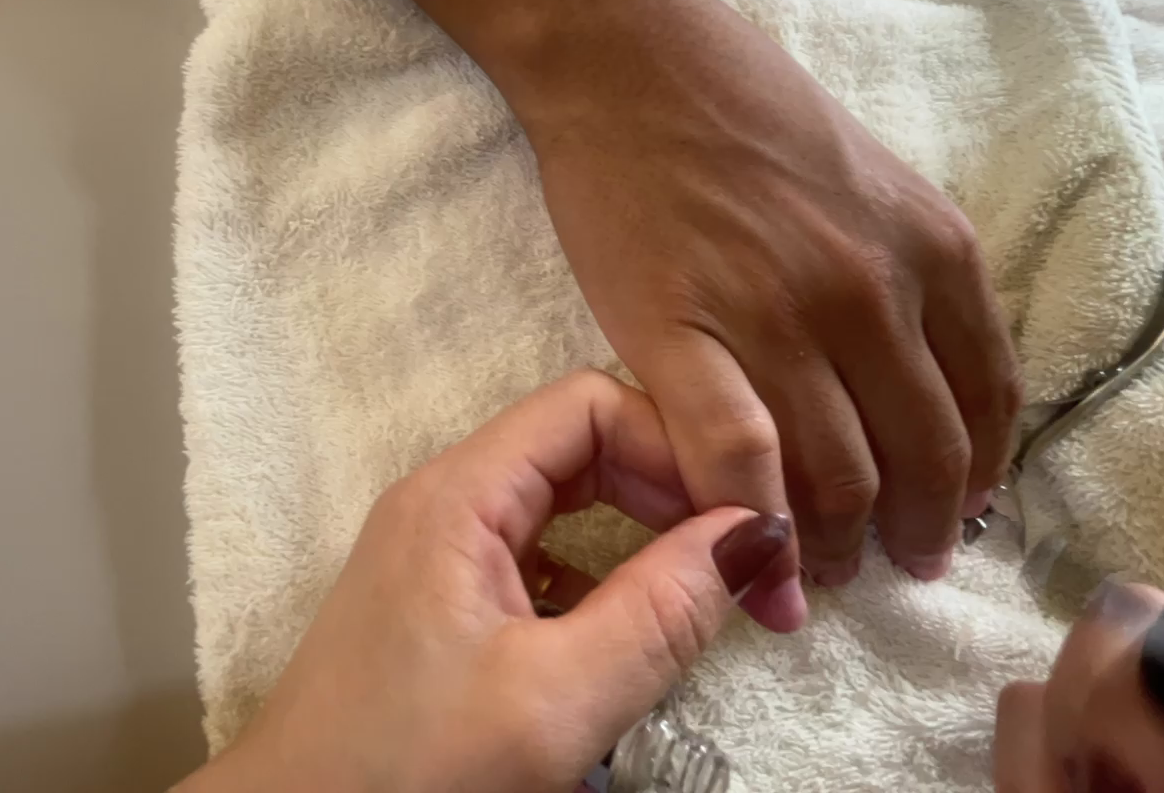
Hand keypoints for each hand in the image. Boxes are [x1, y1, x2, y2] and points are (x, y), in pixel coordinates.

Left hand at [176, 371, 793, 792]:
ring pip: (562, 494)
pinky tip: (628, 617)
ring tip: (702, 582)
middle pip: (578, 442)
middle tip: (741, 558)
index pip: (586, 406)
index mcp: (460, 491)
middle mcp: (448, 494)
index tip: (744, 519)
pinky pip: (539, 544)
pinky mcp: (445, 587)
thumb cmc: (409, 772)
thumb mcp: (549, 705)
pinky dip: (599, 566)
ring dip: (638, 526)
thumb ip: (658, 614)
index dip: (671, 445)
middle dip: (665, 486)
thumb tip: (754, 533)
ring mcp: (442, 540)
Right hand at [517, 6, 1017, 625]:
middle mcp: (872, 292)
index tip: (952, 517)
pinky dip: (750, 525)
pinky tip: (756, 566)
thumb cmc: (736, 104)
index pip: (985, 402)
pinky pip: (734, 455)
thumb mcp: (861, 173)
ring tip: (819, 577)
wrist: (628, 65)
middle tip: (891, 568)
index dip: (973, 480)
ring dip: (833, 548)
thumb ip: (896, 265)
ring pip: (833, 478)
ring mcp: (777, 317)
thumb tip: (896, 361)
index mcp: (929, 246)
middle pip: (918, 459)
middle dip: (916, 534)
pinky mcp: (678, 333)